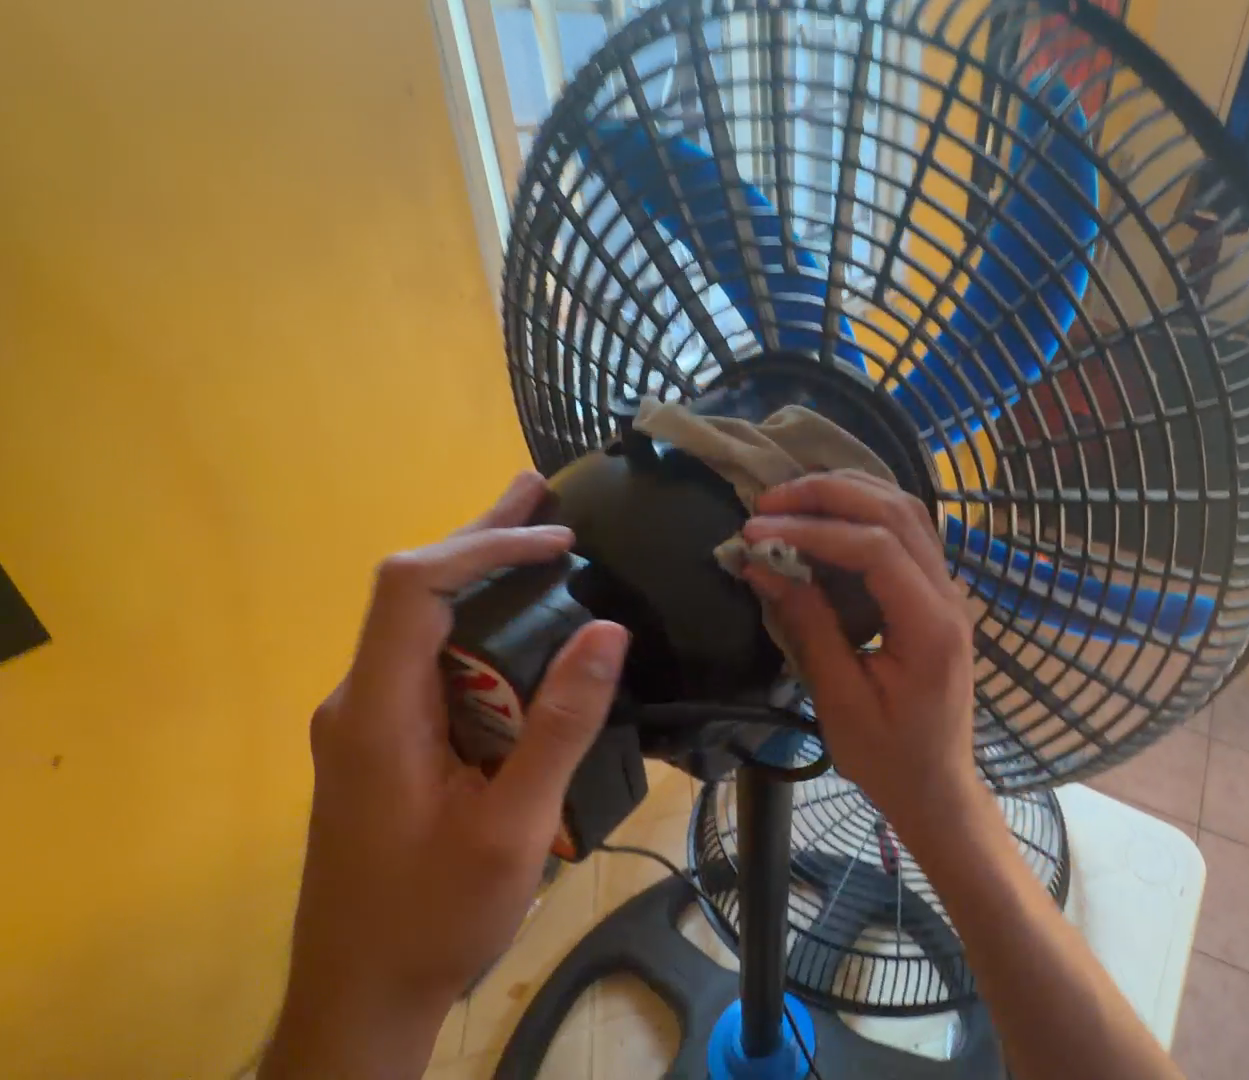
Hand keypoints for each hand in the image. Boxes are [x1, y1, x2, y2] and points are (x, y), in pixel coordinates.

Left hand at [262, 473, 630, 1079]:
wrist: (361, 999)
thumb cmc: (435, 915)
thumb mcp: (513, 823)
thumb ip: (561, 724)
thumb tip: (608, 631)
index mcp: (376, 712)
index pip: (413, 589)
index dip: (484, 547)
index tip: (561, 542)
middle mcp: (360, 702)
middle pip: (414, 592)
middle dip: (481, 537)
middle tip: (539, 490)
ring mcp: (370, 725)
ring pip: (424, 627)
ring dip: (484, 580)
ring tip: (544, 541)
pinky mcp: (388, 746)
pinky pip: (435, 666)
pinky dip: (483, 629)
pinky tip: (525, 630)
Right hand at [738, 471, 981, 829]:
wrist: (938, 785)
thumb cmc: (890, 757)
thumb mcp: (840, 700)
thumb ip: (809, 625)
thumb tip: (763, 565)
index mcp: (932, 626)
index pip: (879, 548)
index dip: (816, 531)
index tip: (758, 531)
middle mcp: (949, 596)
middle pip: (898, 513)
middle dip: (831, 494)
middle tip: (769, 499)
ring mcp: (949, 592)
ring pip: (908, 513)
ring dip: (850, 494)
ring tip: (791, 499)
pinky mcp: (937, 595)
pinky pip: (908, 534)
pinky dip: (866, 513)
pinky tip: (828, 516)